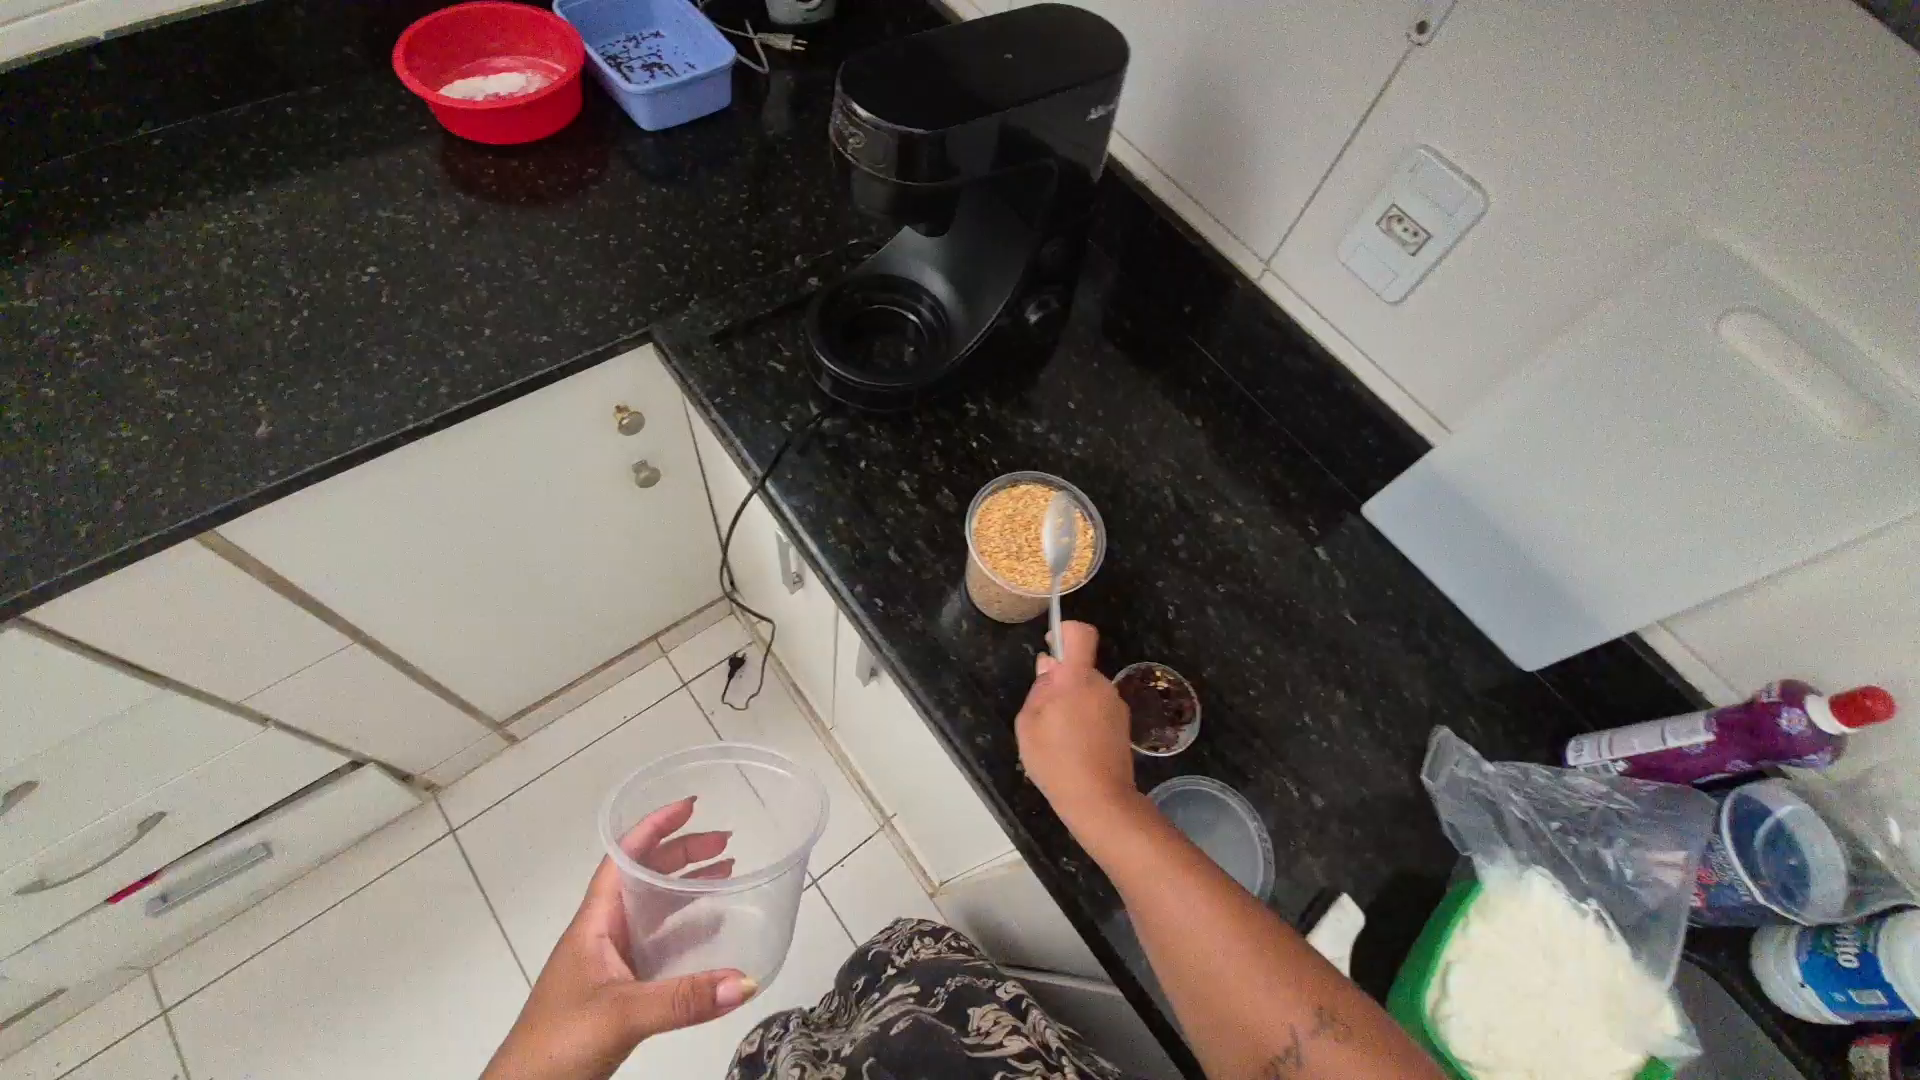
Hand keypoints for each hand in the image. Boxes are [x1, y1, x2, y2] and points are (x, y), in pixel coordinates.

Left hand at [481, 798, 758, 1079]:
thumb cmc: (555, 1045)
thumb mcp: (621, 1015)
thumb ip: (684, 999)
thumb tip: (747, 980)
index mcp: (595, 921)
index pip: (625, 857)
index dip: (654, 826)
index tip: (690, 804)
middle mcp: (605, 932)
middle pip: (646, 877)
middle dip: (684, 852)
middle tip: (727, 841)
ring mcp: (613, 962)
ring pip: (656, 909)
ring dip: (689, 887)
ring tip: (728, 870)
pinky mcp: (623, 990)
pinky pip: (663, 946)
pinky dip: (690, 930)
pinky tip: (716, 929)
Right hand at [1015, 621, 1138, 830]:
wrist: (1098, 800)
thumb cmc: (1055, 759)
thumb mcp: (1028, 723)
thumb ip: (1039, 689)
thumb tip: (1048, 667)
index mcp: (1077, 678)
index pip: (1080, 634)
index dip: (1065, 631)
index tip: (1051, 646)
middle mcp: (1101, 685)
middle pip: (1079, 669)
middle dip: (1061, 683)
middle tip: (1043, 714)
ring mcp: (1116, 706)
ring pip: (1088, 692)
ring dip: (1073, 704)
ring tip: (1057, 737)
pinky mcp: (1123, 726)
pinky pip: (1098, 711)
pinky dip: (1086, 721)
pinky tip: (1074, 748)